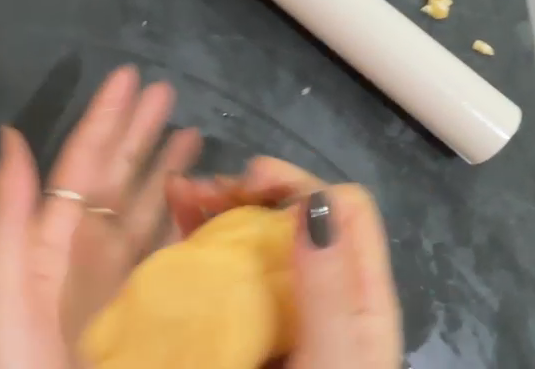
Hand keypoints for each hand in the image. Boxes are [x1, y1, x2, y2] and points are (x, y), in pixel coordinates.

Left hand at [0, 65, 201, 368]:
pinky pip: (162, 251)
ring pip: (143, 207)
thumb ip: (7, 211)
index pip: (83, 162)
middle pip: (116, 175)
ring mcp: (111, 279)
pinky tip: (199, 197)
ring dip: (164, 166)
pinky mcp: (138, 309)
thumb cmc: (15, 358)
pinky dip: (180, 218)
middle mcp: (82, 248)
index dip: (105, 117)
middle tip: (166, 90)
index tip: (130, 76)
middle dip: (139, 130)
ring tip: (191, 132)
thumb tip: (11, 132)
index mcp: (49, 237)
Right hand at [167, 158, 402, 368]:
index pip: (348, 211)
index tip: (251, 183)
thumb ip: (328, 290)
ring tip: (181, 193)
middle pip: (296, 214)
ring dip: (220, 202)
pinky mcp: (244, 321)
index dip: (301, 185)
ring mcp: (281, 305)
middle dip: (251, 189)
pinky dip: (201, 228)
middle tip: (206, 190)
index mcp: (359, 297)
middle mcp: (322, 290)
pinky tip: (175, 212)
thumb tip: (316, 201)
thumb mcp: (331, 361)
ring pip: (257, 231)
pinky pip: (225, 260)